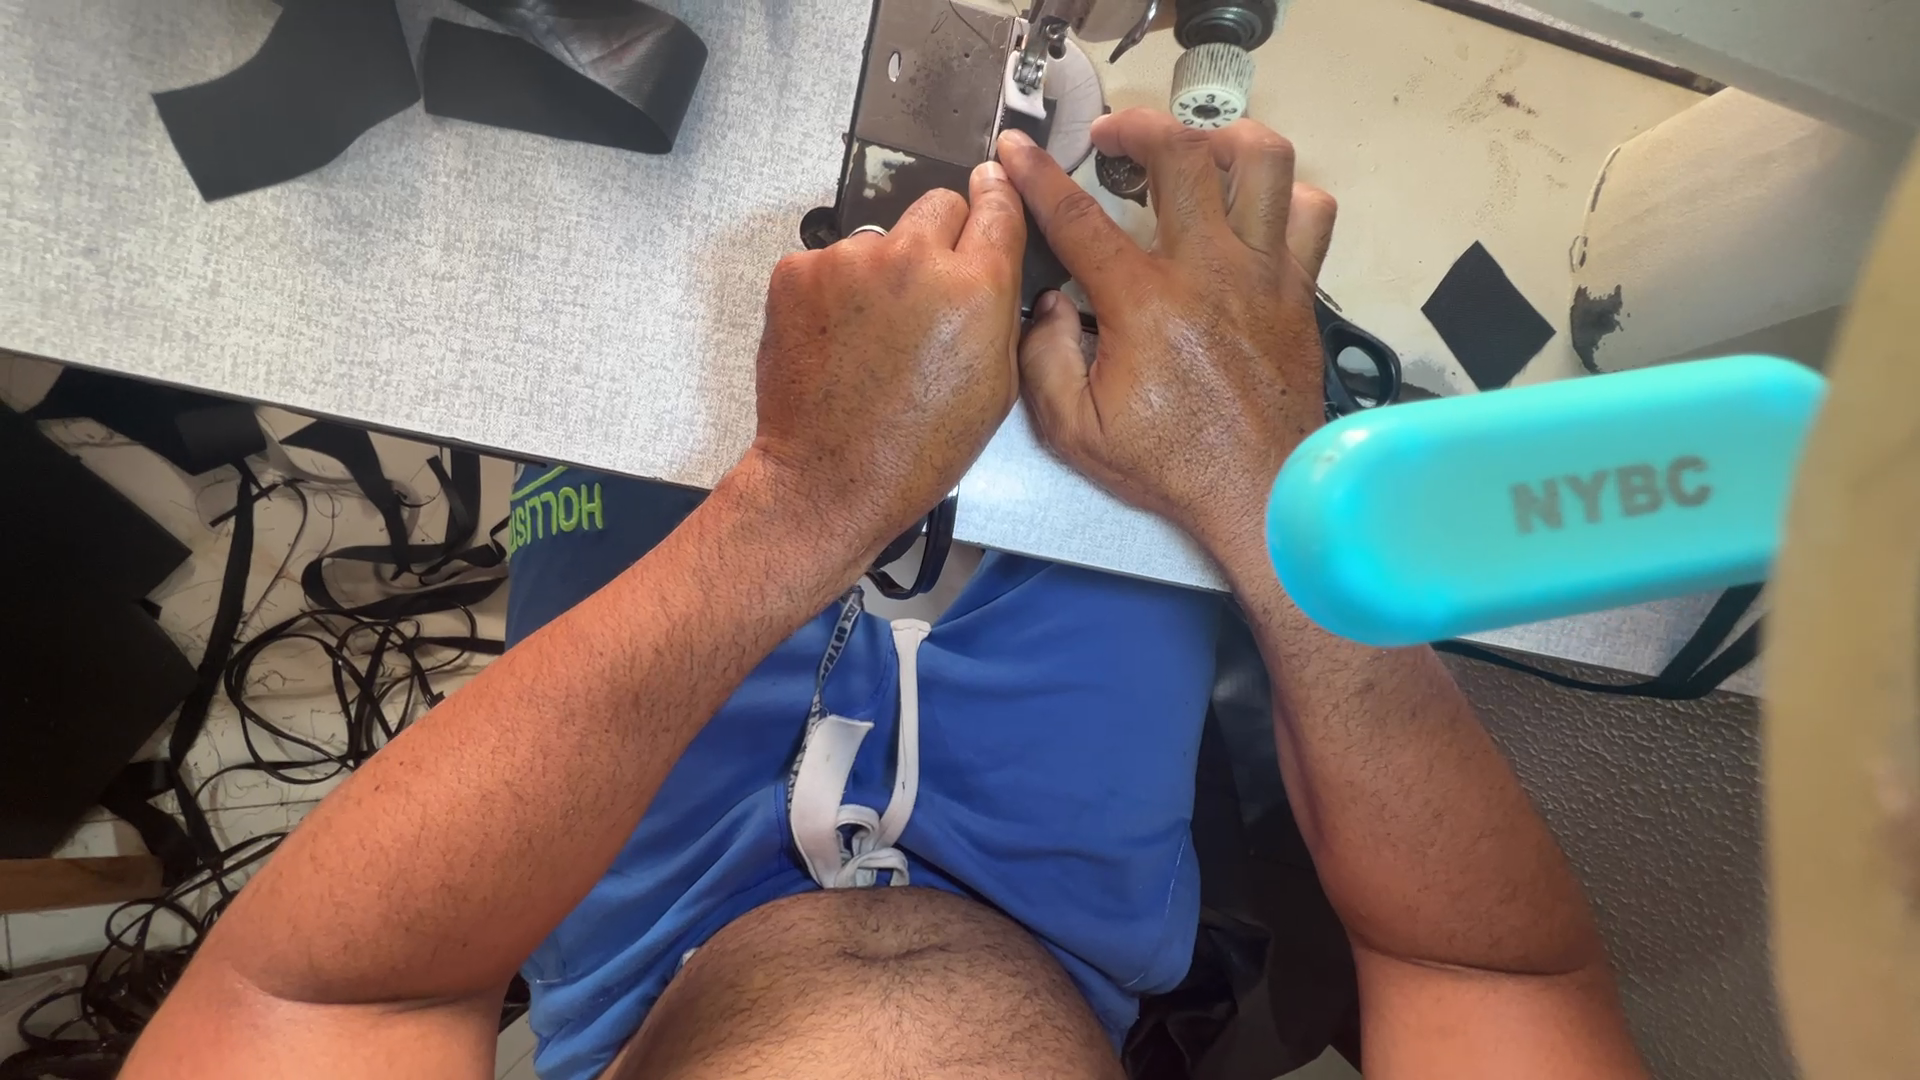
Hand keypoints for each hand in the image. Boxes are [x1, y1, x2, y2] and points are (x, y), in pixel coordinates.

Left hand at [745, 163, 1025, 562]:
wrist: (833, 478)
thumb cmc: (918, 448)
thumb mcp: (996, 388)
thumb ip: (999, 311)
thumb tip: (994, 264)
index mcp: (975, 287)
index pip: (996, 203)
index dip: (993, 200)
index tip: (987, 193)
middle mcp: (913, 259)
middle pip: (936, 206)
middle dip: (939, 241)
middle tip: (925, 296)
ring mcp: (848, 261)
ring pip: (878, 239)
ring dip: (882, 272)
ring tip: (872, 337)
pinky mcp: (796, 273)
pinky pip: (829, 263)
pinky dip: (835, 292)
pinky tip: (838, 339)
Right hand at [996, 111, 1335, 564]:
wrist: (1256, 493)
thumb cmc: (1166, 466)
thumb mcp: (1075, 431)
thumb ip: (1043, 360)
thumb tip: (1047, 304)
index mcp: (1144, 304)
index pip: (1079, 219)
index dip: (1039, 177)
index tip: (1017, 149)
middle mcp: (1209, 271)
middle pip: (1181, 156)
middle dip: (1137, 126)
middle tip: (1112, 136)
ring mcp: (1264, 275)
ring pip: (1263, 162)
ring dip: (1222, 140)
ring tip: (1195, 155)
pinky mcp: (1299, 292)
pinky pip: (1311, 213)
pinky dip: (1283, 195)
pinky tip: (1254, 213)